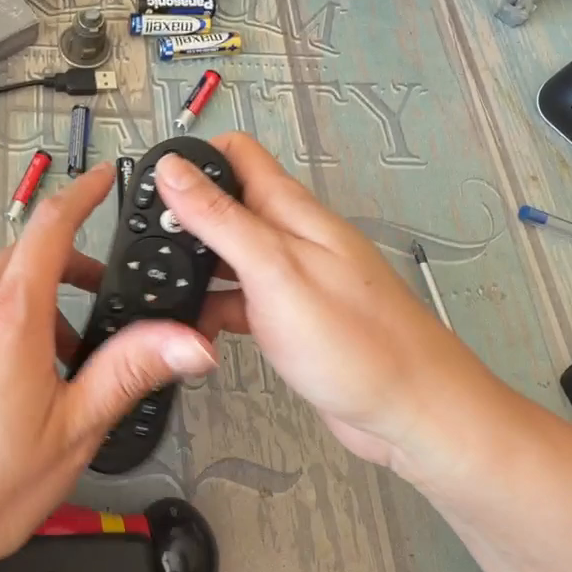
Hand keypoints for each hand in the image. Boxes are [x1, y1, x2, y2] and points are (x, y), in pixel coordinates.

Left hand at [0, 164, 220, 571]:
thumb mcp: (74, 429)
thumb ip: (130, 369)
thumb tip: (184, 340)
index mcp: (11, 315)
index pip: (52, 227)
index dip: (83, 194)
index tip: (101, 179)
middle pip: (27, 260)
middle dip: (67, 275)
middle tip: (93, 306)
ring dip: (32, 310)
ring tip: (50, 368)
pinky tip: (3, 379)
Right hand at [152, 134, 506, 472]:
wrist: (415, 418)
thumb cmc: (361, 344)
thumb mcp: (274, 270)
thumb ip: (220, 216)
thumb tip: (173, 168)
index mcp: (289, 209)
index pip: (235, 153)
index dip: (193, 158)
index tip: (156, 186)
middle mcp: (289, 234)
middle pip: (224, 203)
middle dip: (184, 219)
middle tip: (155, 248)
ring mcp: (289, 275)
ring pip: (226, 253)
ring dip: (196, 267)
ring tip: (170, 292)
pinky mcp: (287, 314)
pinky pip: (237, 296)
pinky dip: (214, 307)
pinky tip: (199, 327)